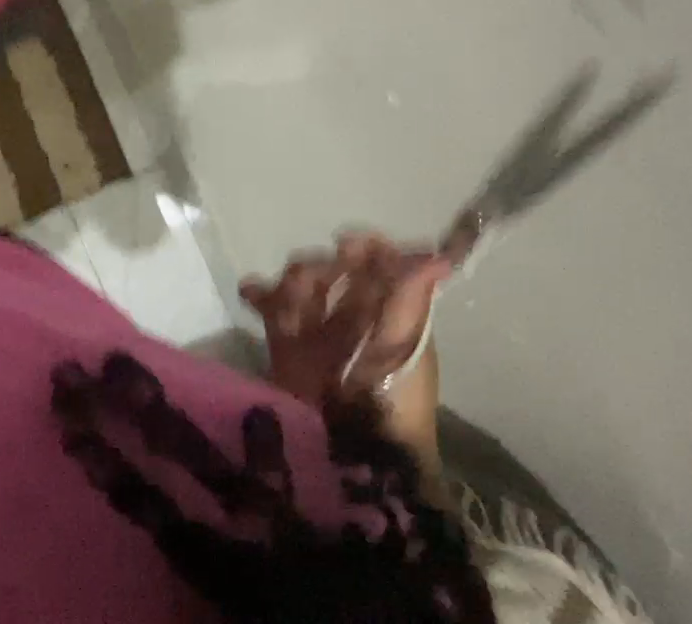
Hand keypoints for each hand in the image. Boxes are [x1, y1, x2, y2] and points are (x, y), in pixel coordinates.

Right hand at [241, 232, 449, 409]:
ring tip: (286, 295)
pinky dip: (258, 293)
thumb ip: (409, 300)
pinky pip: (268, 307)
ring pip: (301, 285)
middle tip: (318, 272)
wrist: (358, 451)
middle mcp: (355, 316)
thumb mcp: (406, 347)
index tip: (349, 240)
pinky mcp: (285, 343)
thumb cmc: (394, 398)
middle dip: (324, 263)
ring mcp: (318, 329)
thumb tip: (438, 257)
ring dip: (292, 279)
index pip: (380, 268)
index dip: (367, 249)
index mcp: (392, 315)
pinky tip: (253, 292)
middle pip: (336, 271)